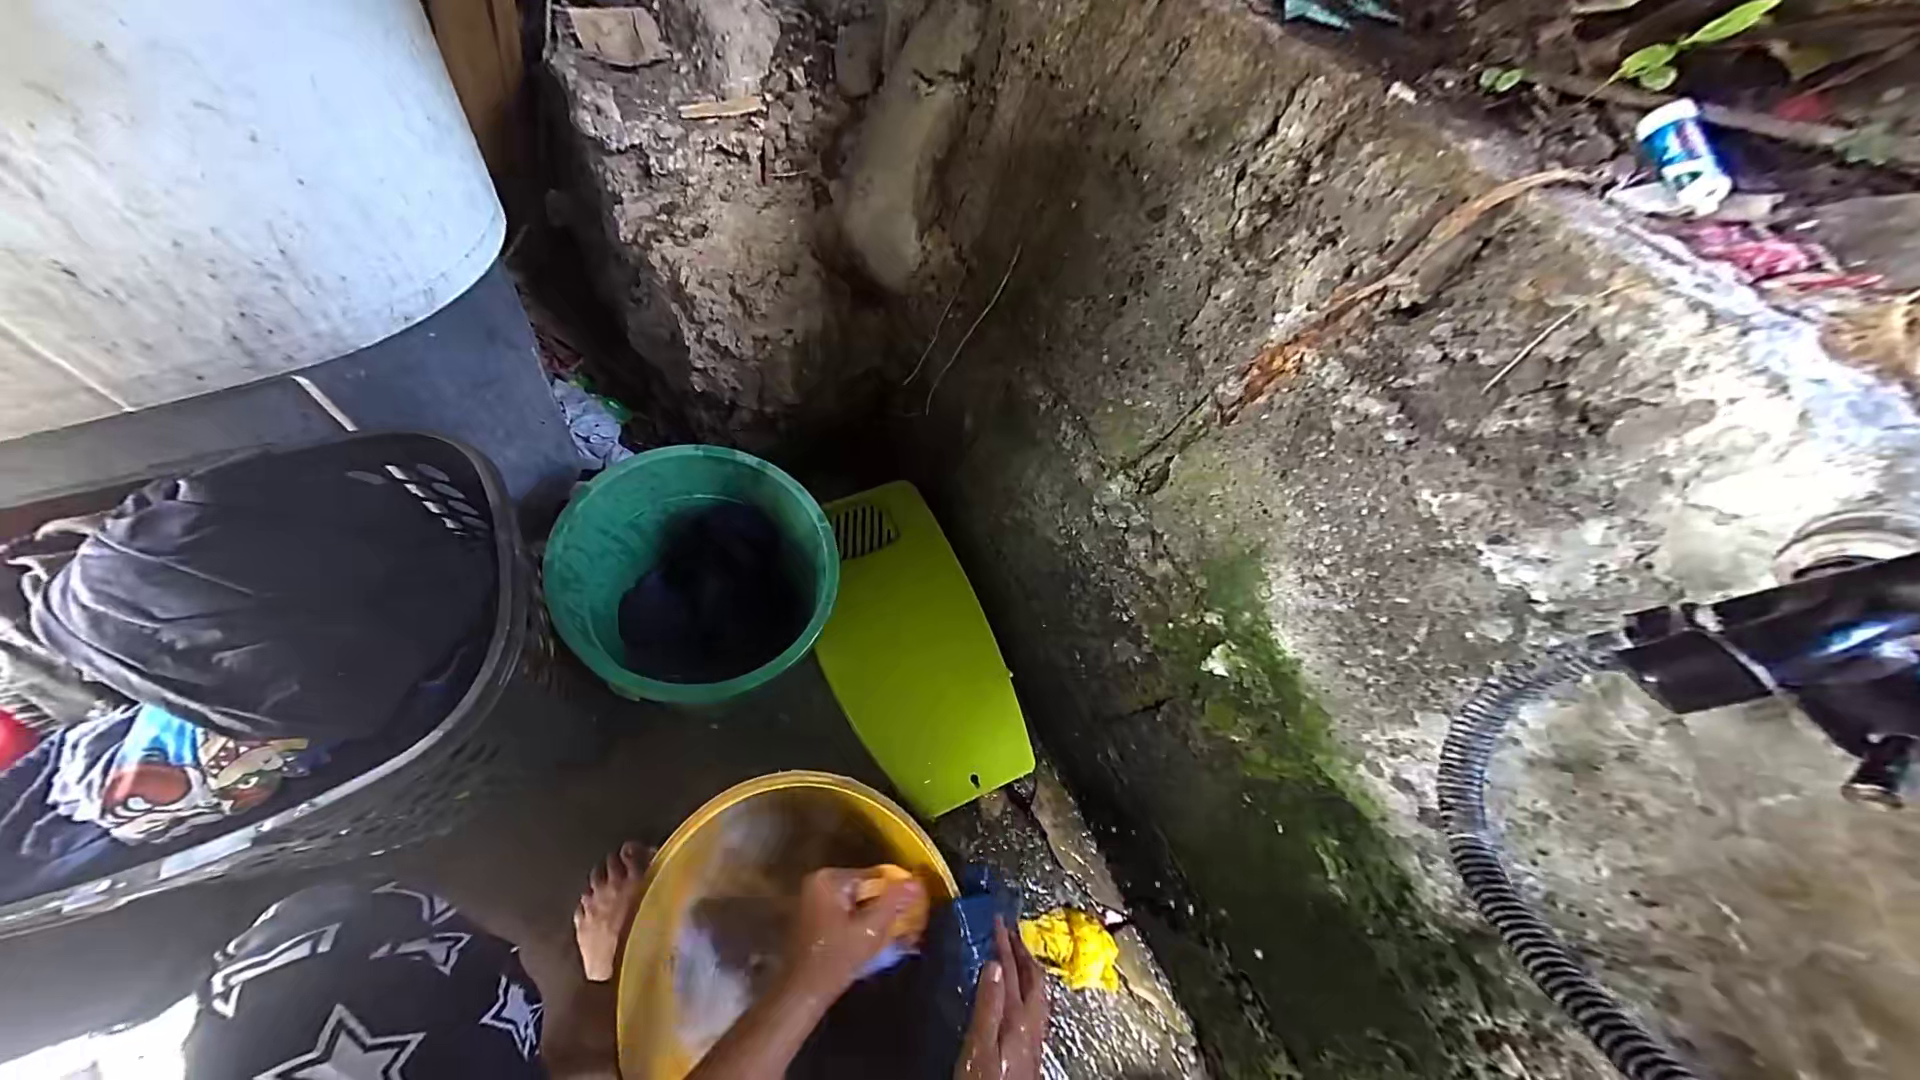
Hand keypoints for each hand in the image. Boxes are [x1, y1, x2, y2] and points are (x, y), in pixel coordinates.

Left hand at [783, 866, 923, 1001]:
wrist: (801, 995)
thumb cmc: (835, 960)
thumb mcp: (870, 931)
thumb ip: (894, 902)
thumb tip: (917, 882)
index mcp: (829, 879)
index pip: (873, 876)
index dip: (892, 893)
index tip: (906, 910)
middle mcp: (818, 881)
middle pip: (864, 888)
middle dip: (881, 906)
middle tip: (897, 925)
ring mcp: (812, 898)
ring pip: (855, 901)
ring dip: (870, 915)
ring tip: (885, 934)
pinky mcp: (812, 915)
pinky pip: (843, 911)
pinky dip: (856, 922)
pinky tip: (866, 940)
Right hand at [955, 919, 1049, 1079]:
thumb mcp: (979, 1047)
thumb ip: (989, 1004)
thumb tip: (994, 962)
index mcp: (1019, 1018)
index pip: (1013, 970)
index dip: (1004, 942)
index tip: (997, 919)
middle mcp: (1032, 1025)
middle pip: (1034, 979)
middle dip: (1021, 951)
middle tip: (1008, 930)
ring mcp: (1033, 1040)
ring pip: (1037, 993)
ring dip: (1026, 969)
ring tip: (1015, 954)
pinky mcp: (1029, 1053)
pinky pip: (1033, 1006)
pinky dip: (1025, 988)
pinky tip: (1016, 996)